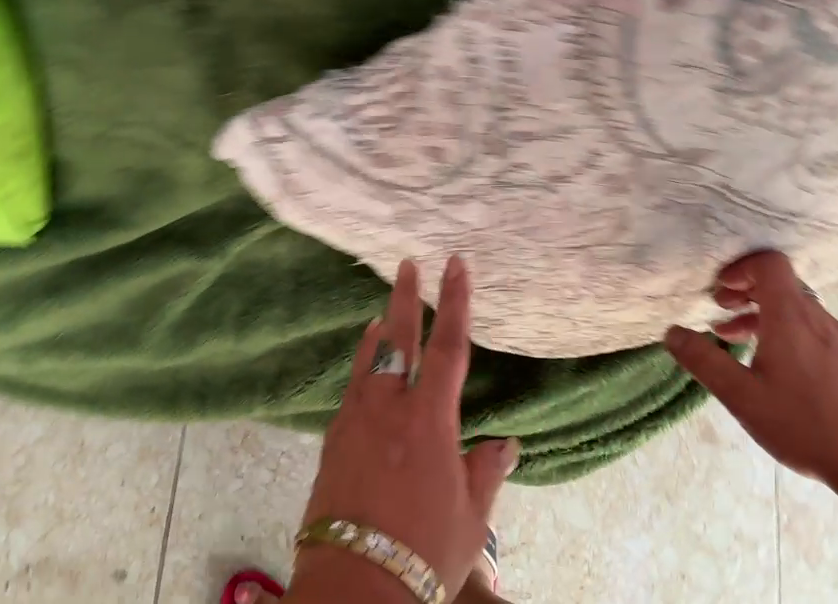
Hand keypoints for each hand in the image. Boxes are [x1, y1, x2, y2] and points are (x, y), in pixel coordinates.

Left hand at [290, 256, 518, 600]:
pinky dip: (362, 371)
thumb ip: (486, 472)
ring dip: (379, 334)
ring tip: (384, 313)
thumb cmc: (424, 550)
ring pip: (367, 362)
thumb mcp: (472, 518)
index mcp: (429, 420)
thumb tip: (505, 444)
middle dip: (406, 298)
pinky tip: (365, 373)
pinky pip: (351, 391)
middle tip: (407, 264)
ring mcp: (355, 421)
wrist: (356, 582)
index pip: (448, 348)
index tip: (456, 266)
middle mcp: (388, 409)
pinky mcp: (332, 440)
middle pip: (398, 340)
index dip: (455, 302)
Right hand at [664, 250, 837, 487]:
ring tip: (734, 339)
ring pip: (793, 307)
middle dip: (744, 290)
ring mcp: (836, 339)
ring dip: (760, 313)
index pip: (769, 264)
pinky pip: (808, 328)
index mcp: (790, 317)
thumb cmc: (806, 425)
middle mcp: (816, 319)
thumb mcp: (742, 396)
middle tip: (718, 310)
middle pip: (779, 283)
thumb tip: (672, 333)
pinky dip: (781, 330)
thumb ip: (704, 361)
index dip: (740, 267)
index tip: (719, 290)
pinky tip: (769, 366)